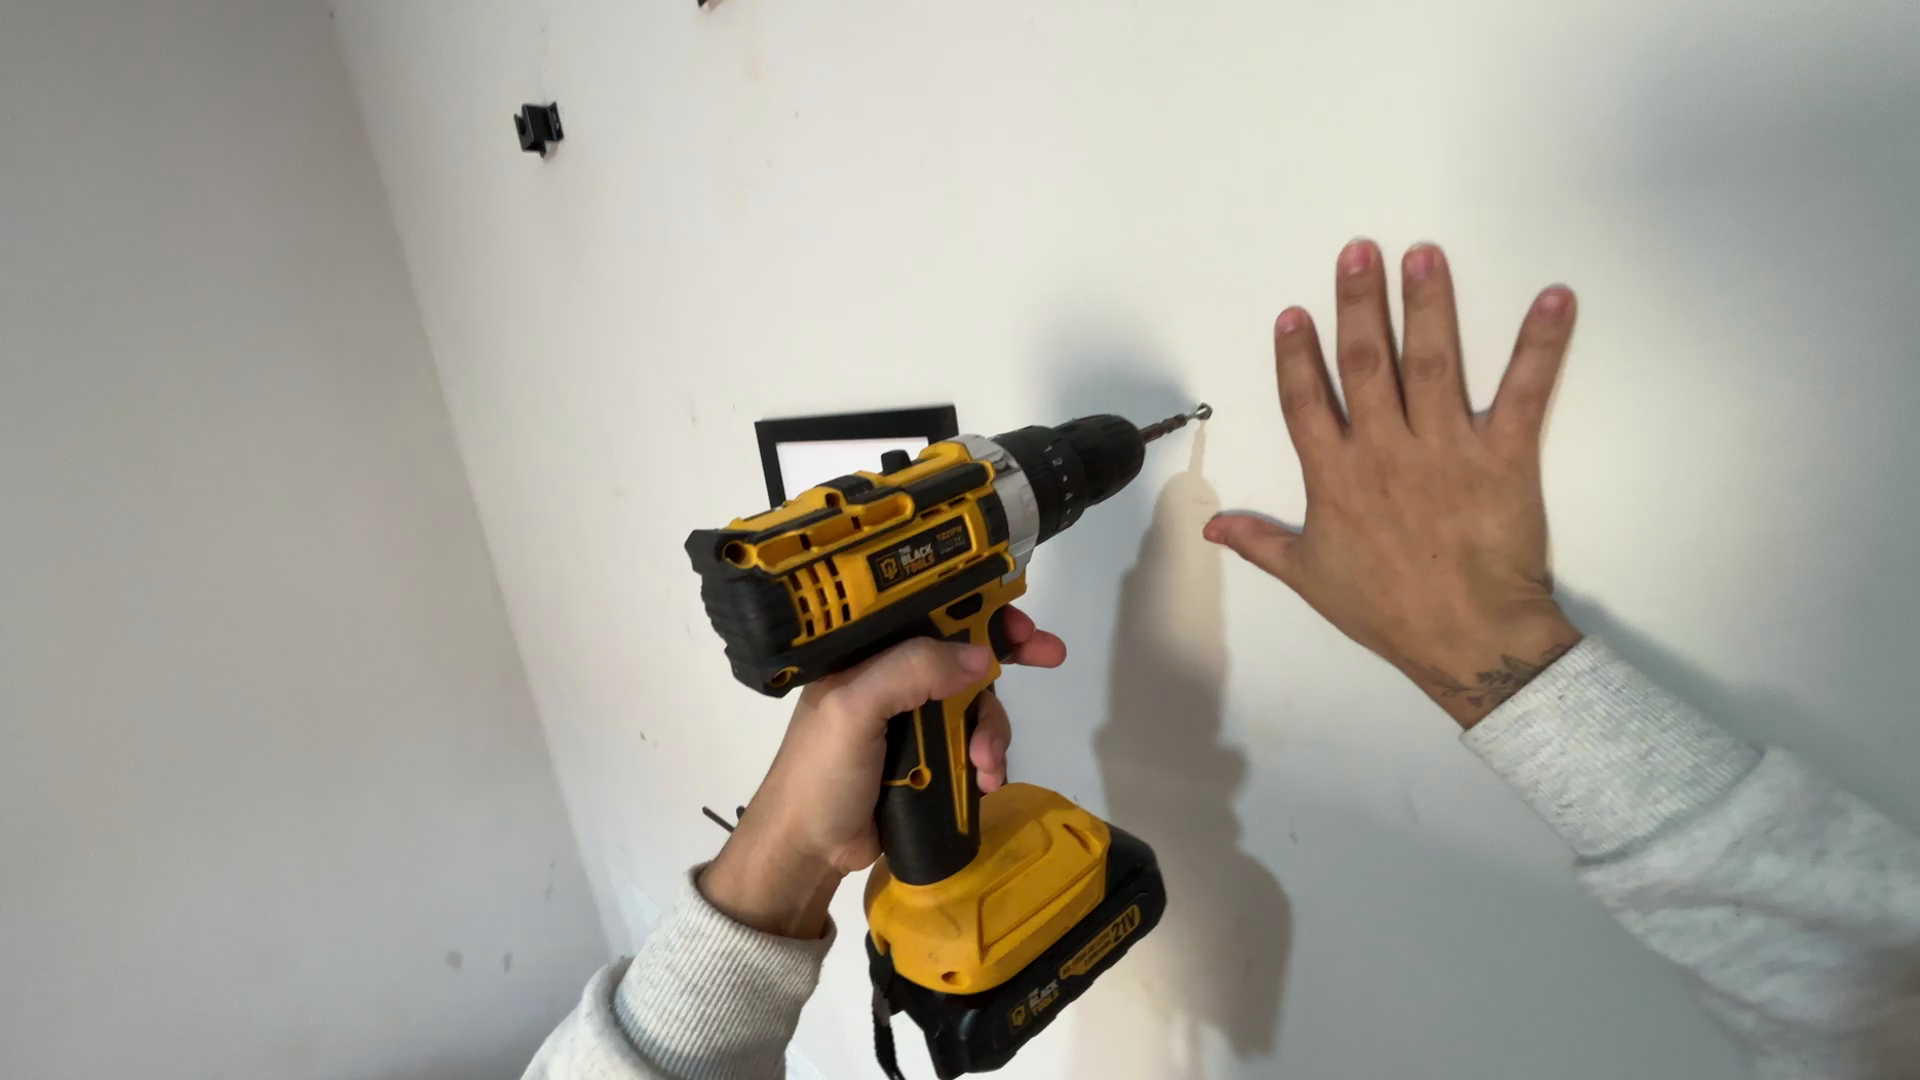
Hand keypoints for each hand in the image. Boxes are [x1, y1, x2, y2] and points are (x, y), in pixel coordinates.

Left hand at [700, 606, 1065, 936]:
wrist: (808, 852)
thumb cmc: (820, 774)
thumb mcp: (855, 711)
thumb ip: (911, 673)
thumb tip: (980, 658)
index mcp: (869, 654)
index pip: (929, 613)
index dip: (977, 607)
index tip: (1017, 619)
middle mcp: (894, 676)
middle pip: (962, 653)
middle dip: (1007, 655)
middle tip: (1050, 654)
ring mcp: (914, 718)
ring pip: (975, 701)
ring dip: (992, 729)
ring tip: (985, 765)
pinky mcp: (928, 755)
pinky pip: (973, 741)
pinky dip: (987, 757)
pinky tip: (985, 781)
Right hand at [1204, 240, 1582, 728]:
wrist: (1467, 638)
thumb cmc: (1382, 607)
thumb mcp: (1307, 575)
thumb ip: (1258, 543)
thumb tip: (1209, 529)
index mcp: (1334, 477)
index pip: (1306, 402)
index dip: (1296, 356)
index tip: (1293, 313)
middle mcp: (1383, 450)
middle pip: (1365, 365)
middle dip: (1359, 305)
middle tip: (1360, 251)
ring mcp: (1445, 448)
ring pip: (1433, 364)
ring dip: (1428, 306)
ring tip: (1423, 255)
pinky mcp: (1506, 455)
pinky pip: (1524, 392)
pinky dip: (1541, 344)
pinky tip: (1553, 297)